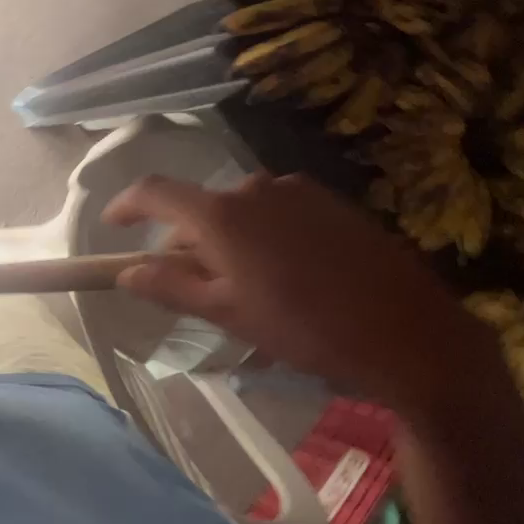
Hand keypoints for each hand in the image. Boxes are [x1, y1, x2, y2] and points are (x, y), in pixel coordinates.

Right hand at [105, 173, 499, 414]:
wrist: (411, 334)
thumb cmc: (306, 330)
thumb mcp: (229, 315)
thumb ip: (170, 287)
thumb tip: (124, 272)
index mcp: (221, 215)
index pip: (155, 192)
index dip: (126, 204)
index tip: (112, 224)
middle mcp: (253, 188)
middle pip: (200, 208)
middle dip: (186, 242)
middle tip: (193, 288)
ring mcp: (296, 191)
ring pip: (239, 211)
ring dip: (228, 240)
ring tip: (246, 289)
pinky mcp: (329, 201)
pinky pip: (276, 211)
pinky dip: (263, 235)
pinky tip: (287, 276)